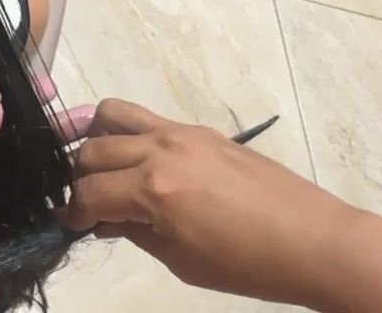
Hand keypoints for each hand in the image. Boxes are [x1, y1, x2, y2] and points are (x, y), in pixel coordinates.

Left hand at [0, 90, 95, 312]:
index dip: (22, 107)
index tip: (54, 88)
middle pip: (17, 159)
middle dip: (50, 141)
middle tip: (90, 124)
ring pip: (27, 196)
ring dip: (56, 180)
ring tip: (95, 159)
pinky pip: (24, 239)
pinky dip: (49, 227)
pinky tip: (80, 209)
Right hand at [63, 99, 365, 309]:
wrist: (313, 240)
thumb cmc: (248, 266)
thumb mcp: (182, 261)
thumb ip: (135, 231)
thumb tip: (104, 217)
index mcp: (154, 190)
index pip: (89, 192)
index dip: (72, 211)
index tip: (67, 221)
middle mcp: (158, 150)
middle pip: (92, 149)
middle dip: (77, 177)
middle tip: (83, 200)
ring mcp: (177, 132)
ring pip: (110, 114)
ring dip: (94, 138)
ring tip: (98, 164)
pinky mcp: (195, 128)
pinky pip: (143, 117)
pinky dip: (125, 133)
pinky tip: (134, 160)